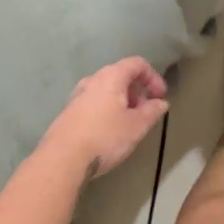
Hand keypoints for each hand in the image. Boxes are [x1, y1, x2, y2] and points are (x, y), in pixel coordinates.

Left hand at [41, 57, 169, 178]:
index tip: (160, 96)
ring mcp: (77, 96)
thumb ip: (152, 112)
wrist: (62, 159)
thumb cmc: (105, 137)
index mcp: (111, 76)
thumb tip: (161, 103)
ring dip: (121, 102)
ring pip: (105, 90)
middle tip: (145, 112)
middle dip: (137, 92)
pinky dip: (106, 110)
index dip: (153, 77)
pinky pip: (93, 103)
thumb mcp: (136, 126)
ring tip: (127, 124)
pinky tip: (107, 133)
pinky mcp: (67, 113)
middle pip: (120, 76)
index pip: (137, 63)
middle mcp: (92, 80)